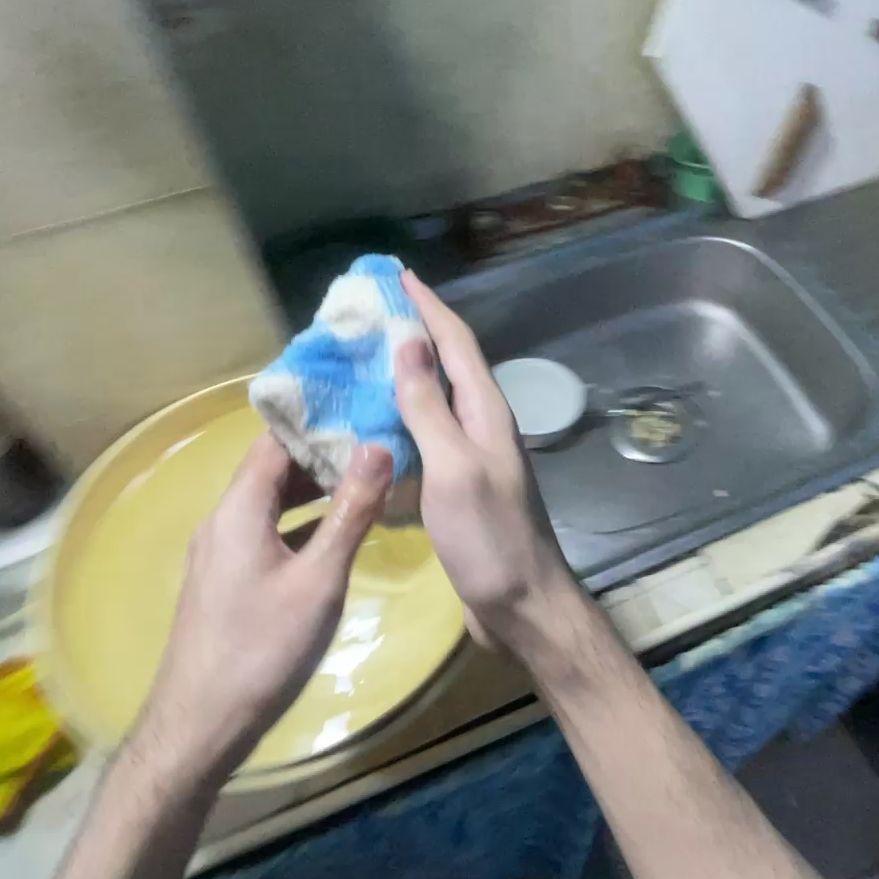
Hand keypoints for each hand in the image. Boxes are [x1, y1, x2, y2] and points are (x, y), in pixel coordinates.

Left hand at [131, 435, 391, 785]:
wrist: (201, 724)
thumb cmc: (263, 646)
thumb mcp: (320, 578)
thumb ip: (350, 512)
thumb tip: (377, 449)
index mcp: (238, 510)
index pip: (275, 441)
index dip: (316, 422)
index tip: (362, 410)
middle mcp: (223, 521)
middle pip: (272, 469)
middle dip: (322, 455)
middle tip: (376, 446)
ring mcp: (222, 552)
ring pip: (271, 503)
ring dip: (314, 491)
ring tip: (366, 484)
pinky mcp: (228, 580)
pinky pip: (267, 532)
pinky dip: (301, 523)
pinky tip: (336, 535)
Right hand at [393, 270, 599, 664]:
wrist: (521, 603)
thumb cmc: (490, 537)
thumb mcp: (454, 468)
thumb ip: (430, 408)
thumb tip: (408, 342)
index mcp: (486, 413)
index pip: (456, 344)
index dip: (428, 306)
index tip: (397, 274)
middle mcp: (482, 427)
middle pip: (446, 366)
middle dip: (411, 333)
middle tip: (365, 314)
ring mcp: (471, 458)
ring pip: (433, 403)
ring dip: (401, 377)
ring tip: (358, 361)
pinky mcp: (458, 487)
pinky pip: (425, 440)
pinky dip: (398, 424)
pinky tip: (369, 427)